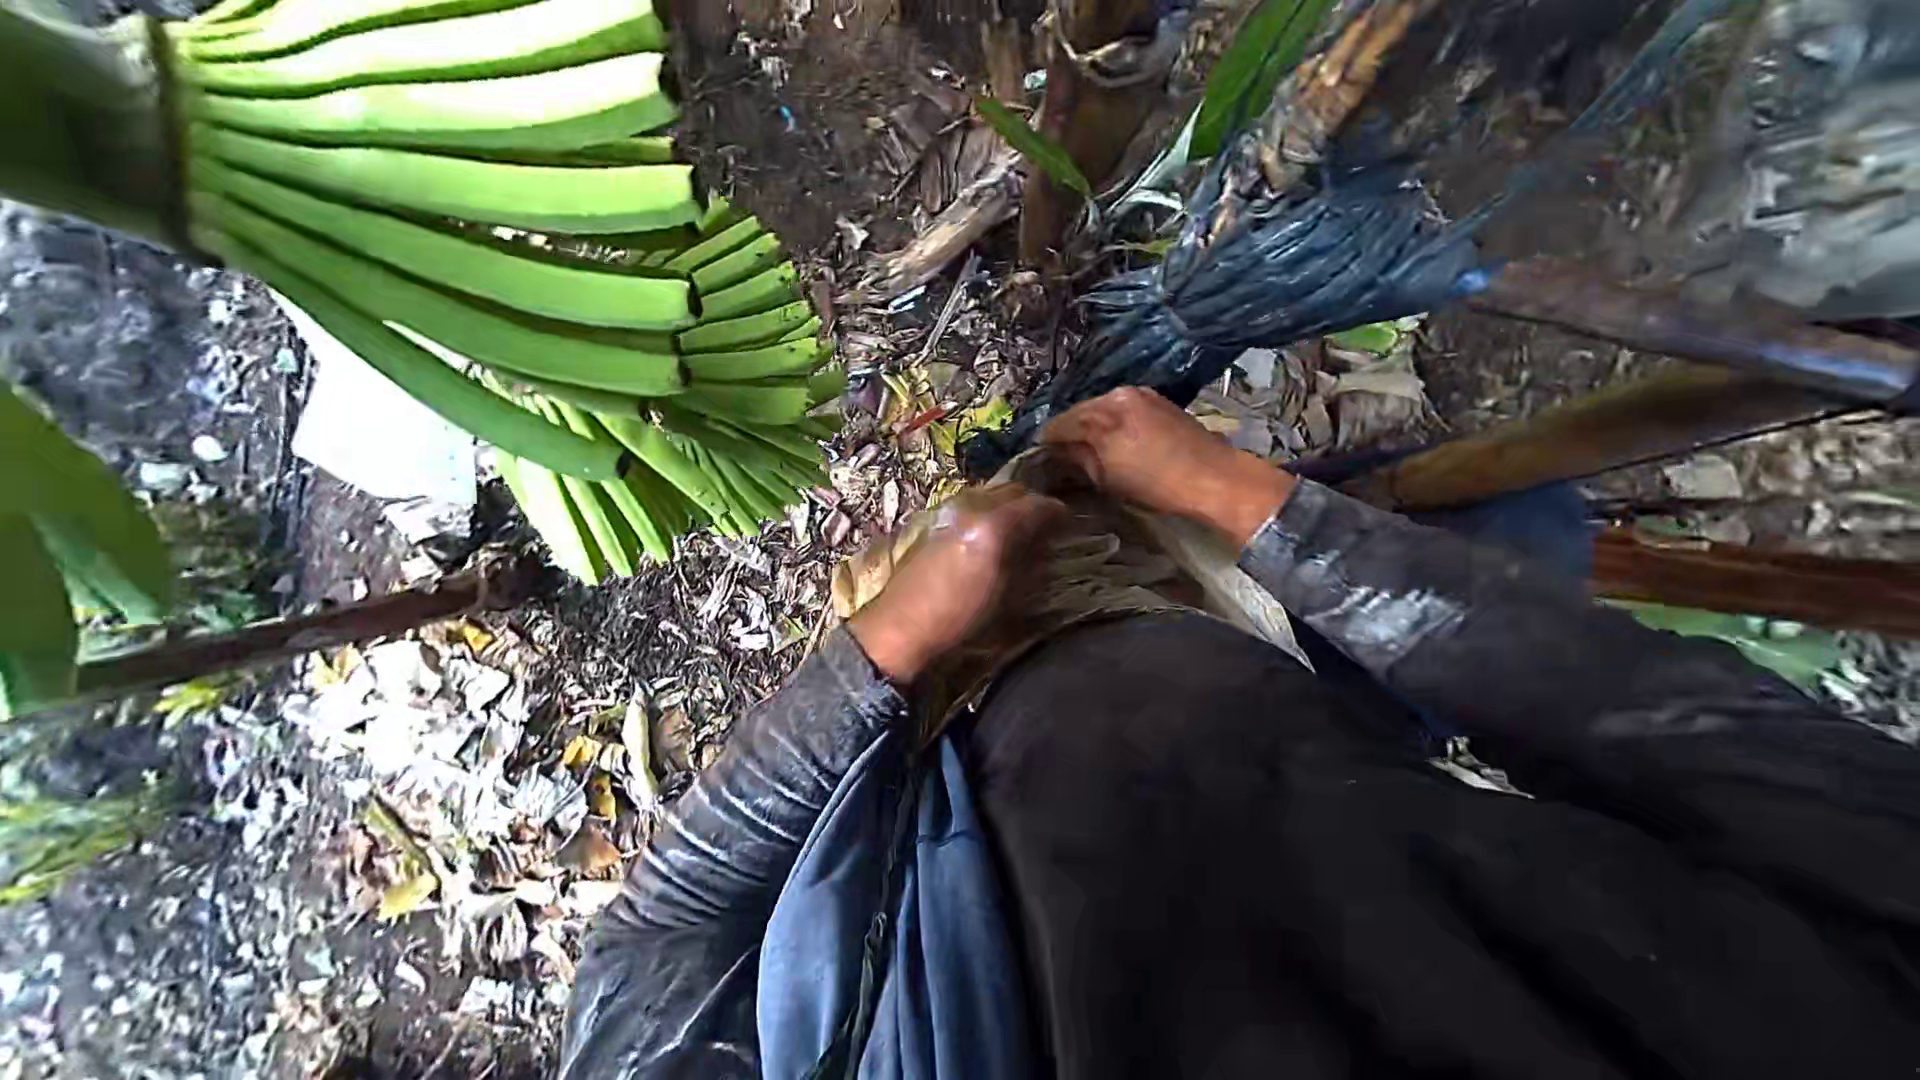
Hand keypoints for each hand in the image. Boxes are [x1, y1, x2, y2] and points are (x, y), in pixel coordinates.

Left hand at [845, 484, 1066, 683]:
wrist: (900, 630)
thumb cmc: (959, 621)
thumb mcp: (1008, 598)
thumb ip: (1029, 562)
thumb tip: (1045, 543)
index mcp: (992, 527)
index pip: (1035, 504)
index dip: (1057, 512)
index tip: (1068, 523)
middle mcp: (969, 508)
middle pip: (1011, 490)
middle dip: (1032, 503)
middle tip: (1046, 525)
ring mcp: (946, 511)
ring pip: (988, 492)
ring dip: (1007, 504)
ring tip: (1018, 529)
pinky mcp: (931, 521)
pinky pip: (969, 503)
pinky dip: (986, 511)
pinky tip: (988, 534)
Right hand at [1041, 386, 1296, 546]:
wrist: (1214, 477)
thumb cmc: (1156, 486)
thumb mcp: (1107, 479)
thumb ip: (1078, 460)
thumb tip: (1059, 452)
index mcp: (1100, 416)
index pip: (1058, 425)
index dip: (1047, 444)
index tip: (1043, 460)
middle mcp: (1116, 395)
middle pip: (1078, 411)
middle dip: (1069, 432)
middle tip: (1065, 456)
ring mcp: (1139, 393)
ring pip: (1099, 407)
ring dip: (1091, 425)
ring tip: (1091, 449)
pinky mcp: (1157, 398)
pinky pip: (1120, 406)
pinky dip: (1112, 420)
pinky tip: (1117, 439)